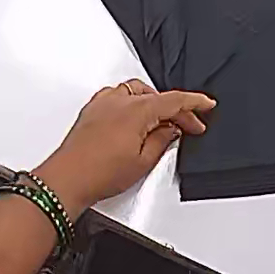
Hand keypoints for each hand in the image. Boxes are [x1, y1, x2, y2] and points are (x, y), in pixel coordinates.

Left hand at [33, 80, 215, 213]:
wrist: (67, 180)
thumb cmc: (99, 172)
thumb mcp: (143, 161)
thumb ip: (162, 140)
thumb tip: (172, 130)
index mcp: (137, 109)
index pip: (175, 100)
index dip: (195, 102)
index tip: (207, 104)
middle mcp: (119, 100)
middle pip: (157, 97)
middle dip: (176, 111)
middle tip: (188, 127)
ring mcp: (103, 103)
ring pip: (138, 93)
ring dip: (153, 105)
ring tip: (162, 124)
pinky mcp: (92, 110)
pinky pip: (119, 97)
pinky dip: (132, 103)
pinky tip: (135, 118)